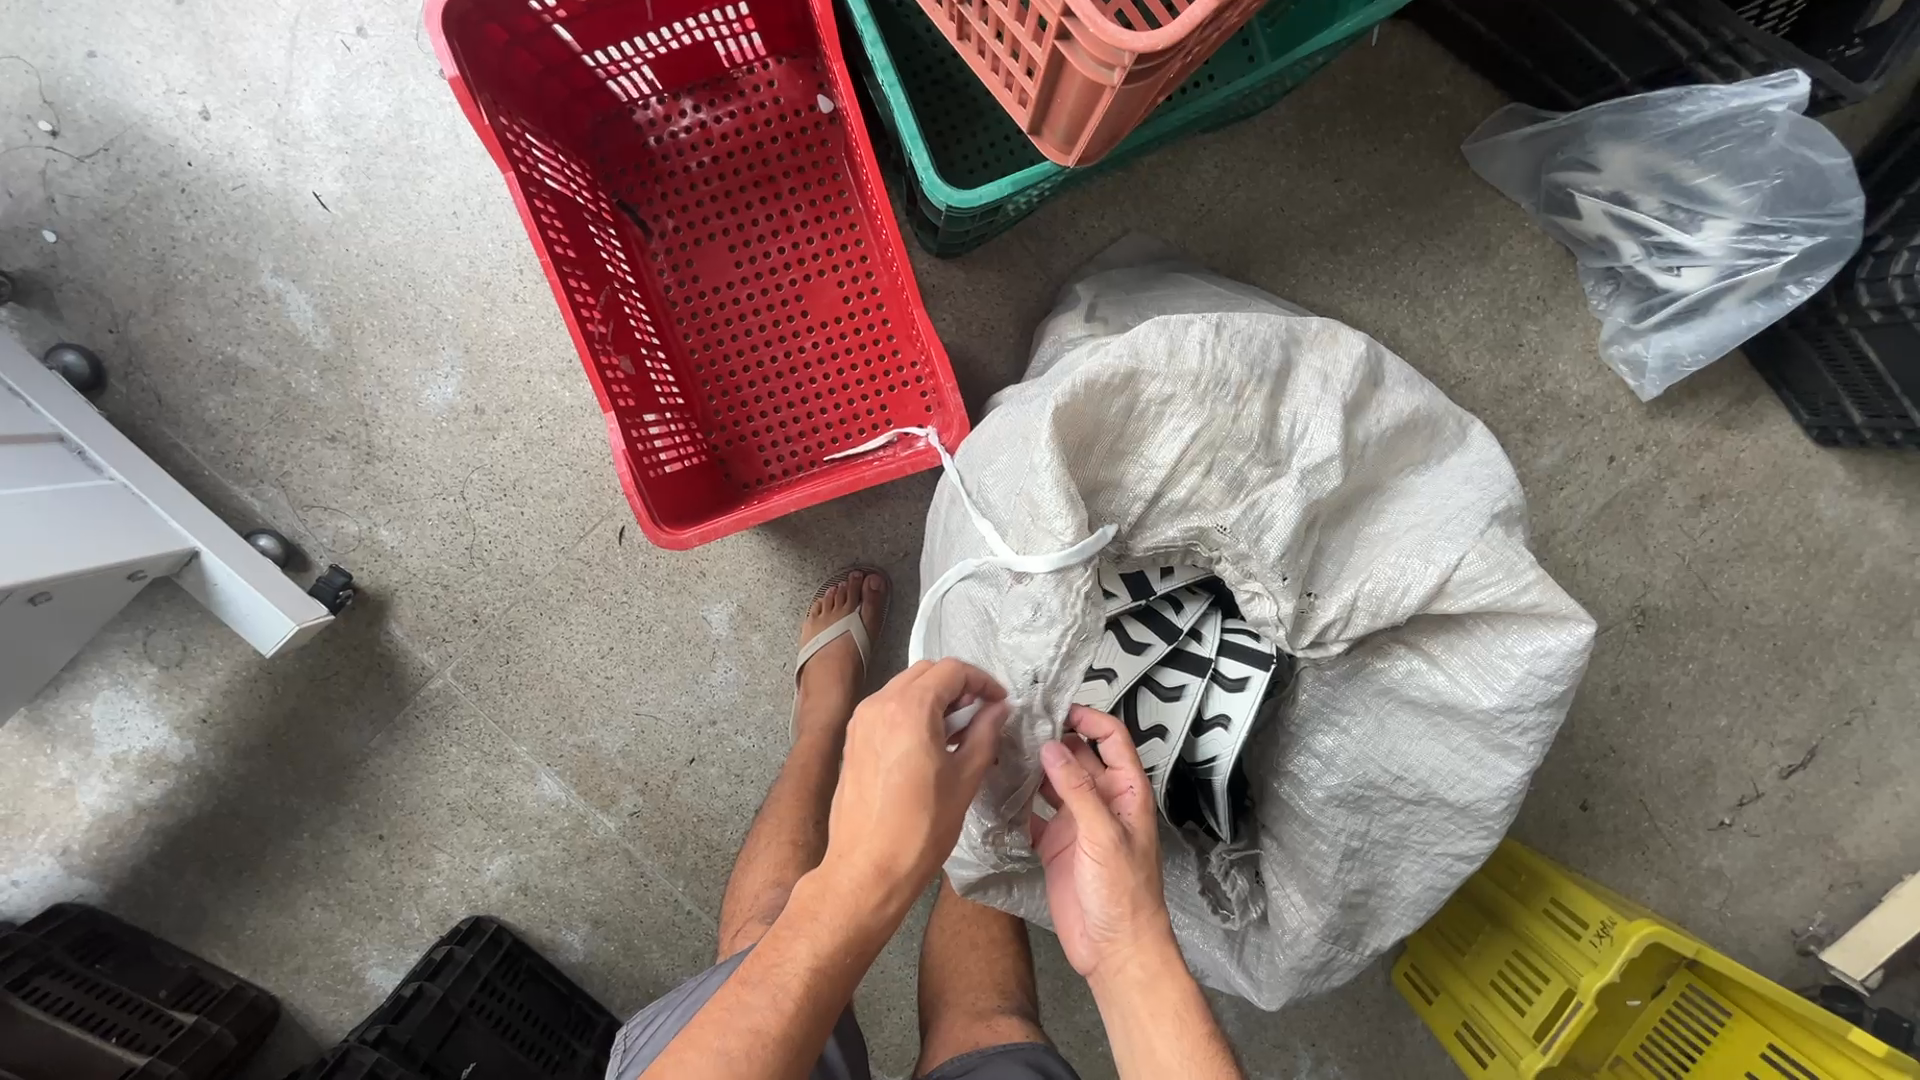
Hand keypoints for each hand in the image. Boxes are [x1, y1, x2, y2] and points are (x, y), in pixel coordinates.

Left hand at [819, 659, 1010, 913]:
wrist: (867, 869)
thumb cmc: (920, 828)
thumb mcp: (965, 778)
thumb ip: (984, 733)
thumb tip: (998, 709)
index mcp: (910, 709)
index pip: (952, 670)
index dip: (981, 681)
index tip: (998, 701)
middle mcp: (880, 704)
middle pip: (927, 672)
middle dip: (958, 685)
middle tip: (980, 714)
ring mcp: (862, 720)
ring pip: (905, 686)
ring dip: (934, 697)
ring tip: (957, 730)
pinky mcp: (853, 738)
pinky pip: (888, 707)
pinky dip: (912, 711)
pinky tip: (929, 742)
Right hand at [1029, 705, 1175, 985]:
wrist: (1114, 951)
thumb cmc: (1125, 894)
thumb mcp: (1104, 836)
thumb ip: (1077, 790)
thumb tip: (1051, 747)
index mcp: (1125, 791)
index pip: (1111, 738)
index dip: (1089, 719)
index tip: (1058, 708)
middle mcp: (1100, 800)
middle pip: (1076, 755)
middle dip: (1050, 738)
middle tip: (1016, 724)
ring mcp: (1076, 821)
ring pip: (1051, 781)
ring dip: (1031, 767)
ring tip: (1002, 749)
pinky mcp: (1054, 843)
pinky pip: (1033, 812)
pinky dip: (1017, 801)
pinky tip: (997, 790)